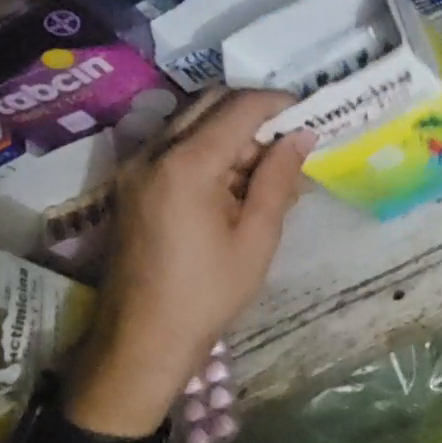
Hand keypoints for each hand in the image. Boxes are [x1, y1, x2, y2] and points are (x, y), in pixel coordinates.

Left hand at [64, 90, 315, 437]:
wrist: (142, 340)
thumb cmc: (208, 293)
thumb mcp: (257, 237)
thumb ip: (278, 179)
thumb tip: (302, 135)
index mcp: (187, 164)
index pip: (239, 107)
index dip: (279, 104)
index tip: (310, 115)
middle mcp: (154, 152)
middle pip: (210, 102)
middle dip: (254, 113)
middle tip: (290, 142)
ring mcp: (136, 166)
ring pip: (191, 120)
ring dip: (231, 131)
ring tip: (266, 170)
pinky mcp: (131, 183)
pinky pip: (175, 144)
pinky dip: (209, 148)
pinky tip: (234, 184)